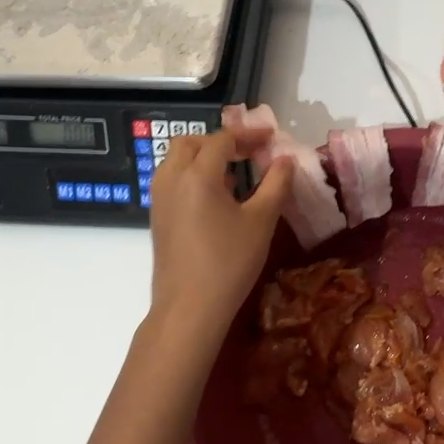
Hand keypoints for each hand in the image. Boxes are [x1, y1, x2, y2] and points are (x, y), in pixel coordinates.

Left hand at [147, 128, 293, 335]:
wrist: (189, 308)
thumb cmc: (229, 262)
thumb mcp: (261, 221)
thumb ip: (276, 184)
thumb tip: (285, 160)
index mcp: (197, 175)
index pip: (222, 139)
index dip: (248, 134)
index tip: (271, 137)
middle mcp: (172, 179)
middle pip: (191, 143)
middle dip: (221, 141)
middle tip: (249, 151)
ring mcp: (160, 199)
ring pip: (177, 161)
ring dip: (204, 157)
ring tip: (235, 173)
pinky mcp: (158, 217)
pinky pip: (173, 181)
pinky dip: (193, 175)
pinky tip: (218, 197)